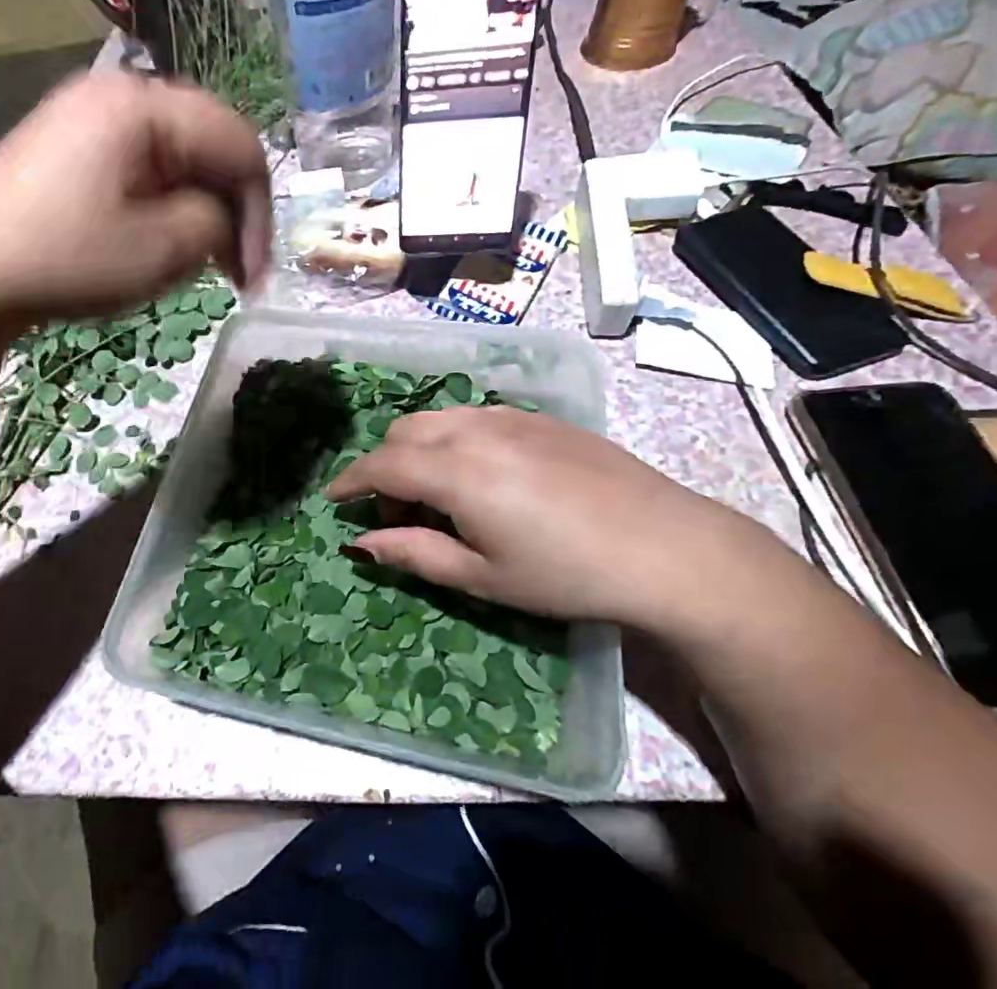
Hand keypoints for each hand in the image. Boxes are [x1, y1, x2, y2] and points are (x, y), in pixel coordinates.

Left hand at [0, 73, 270, 330]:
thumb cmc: (68, 257)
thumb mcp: (165, 248)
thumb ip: (219, 223)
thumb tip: (224, 219)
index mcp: (146, 106)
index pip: (241, 146)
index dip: (260, 214)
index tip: (255, 276)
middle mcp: (121, 95)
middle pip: (213, 146)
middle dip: (234, 212)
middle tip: (236, 274)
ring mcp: (92, 117)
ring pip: (182, 159)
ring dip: (205, 212)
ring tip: (204, 265)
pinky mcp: (75, 145)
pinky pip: (147, 167)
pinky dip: (170, 206)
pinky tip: (165, 243)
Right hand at [325, 406, 812, 641]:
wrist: (663, 547)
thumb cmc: (566, 574)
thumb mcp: (483, 578)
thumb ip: (415, 554)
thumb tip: (362, 542)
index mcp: (456, 471)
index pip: (381, 465)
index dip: (350, 482)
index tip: (334, 500)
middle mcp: (478, 430)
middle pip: (405, 432)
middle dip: (386, 468)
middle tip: (399, 515)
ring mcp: (515, 417)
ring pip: (441, 419)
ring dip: (421, 451)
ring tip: (441, 498)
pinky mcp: (544, 419)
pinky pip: (478, 418)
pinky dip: (457, 440)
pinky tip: (484, 478)